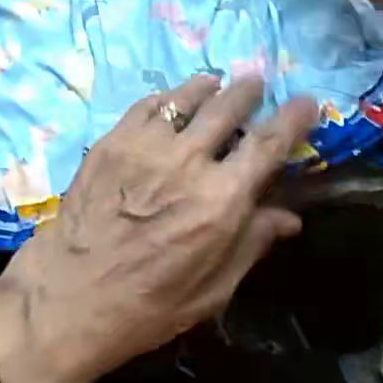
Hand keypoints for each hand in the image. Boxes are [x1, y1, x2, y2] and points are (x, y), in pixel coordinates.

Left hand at [0, 73, 315, 382]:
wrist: (75, 287)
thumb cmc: (151, 301)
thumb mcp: (215, 287)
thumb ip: (252, 242)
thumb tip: (288, 214)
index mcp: (221, 200)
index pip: (267, 146)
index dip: (292, 120)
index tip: (307, 101)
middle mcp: (187, 161)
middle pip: (225, 109)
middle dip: (246, 91)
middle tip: (255, 80)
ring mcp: (145, 144)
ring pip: (183, 99)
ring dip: (205, 87)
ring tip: (215, 82)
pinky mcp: (112, 139)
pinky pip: (145, 106)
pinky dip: (165, 98)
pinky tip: (170, 100)